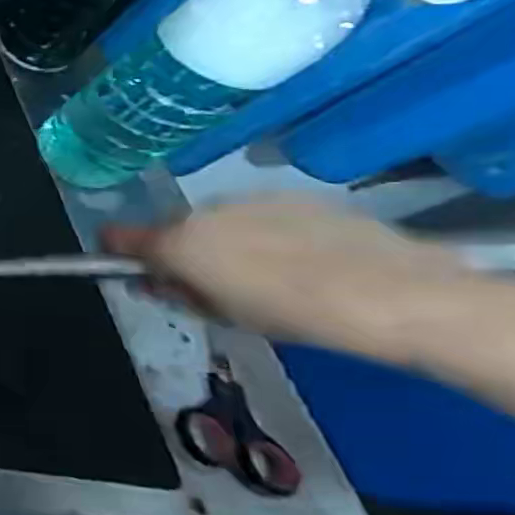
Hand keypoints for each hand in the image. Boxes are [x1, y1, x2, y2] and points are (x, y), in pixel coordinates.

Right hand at [102, 200, 474, 359]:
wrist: (398, 295)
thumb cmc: (293, 314)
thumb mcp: (222, 315)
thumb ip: (178, 292)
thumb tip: (155, 280)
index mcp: (178, 242)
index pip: (122, 237)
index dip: (115, 249)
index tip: (124, 264)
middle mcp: (204, 212)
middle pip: (176, 229)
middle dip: (184, 251)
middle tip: (212, 287)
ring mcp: (253, 201)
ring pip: (221, 221)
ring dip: (228, 242)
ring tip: (270, 277)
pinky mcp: (299, 199)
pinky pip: (264, 216)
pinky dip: (270, 234)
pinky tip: (305, 262)